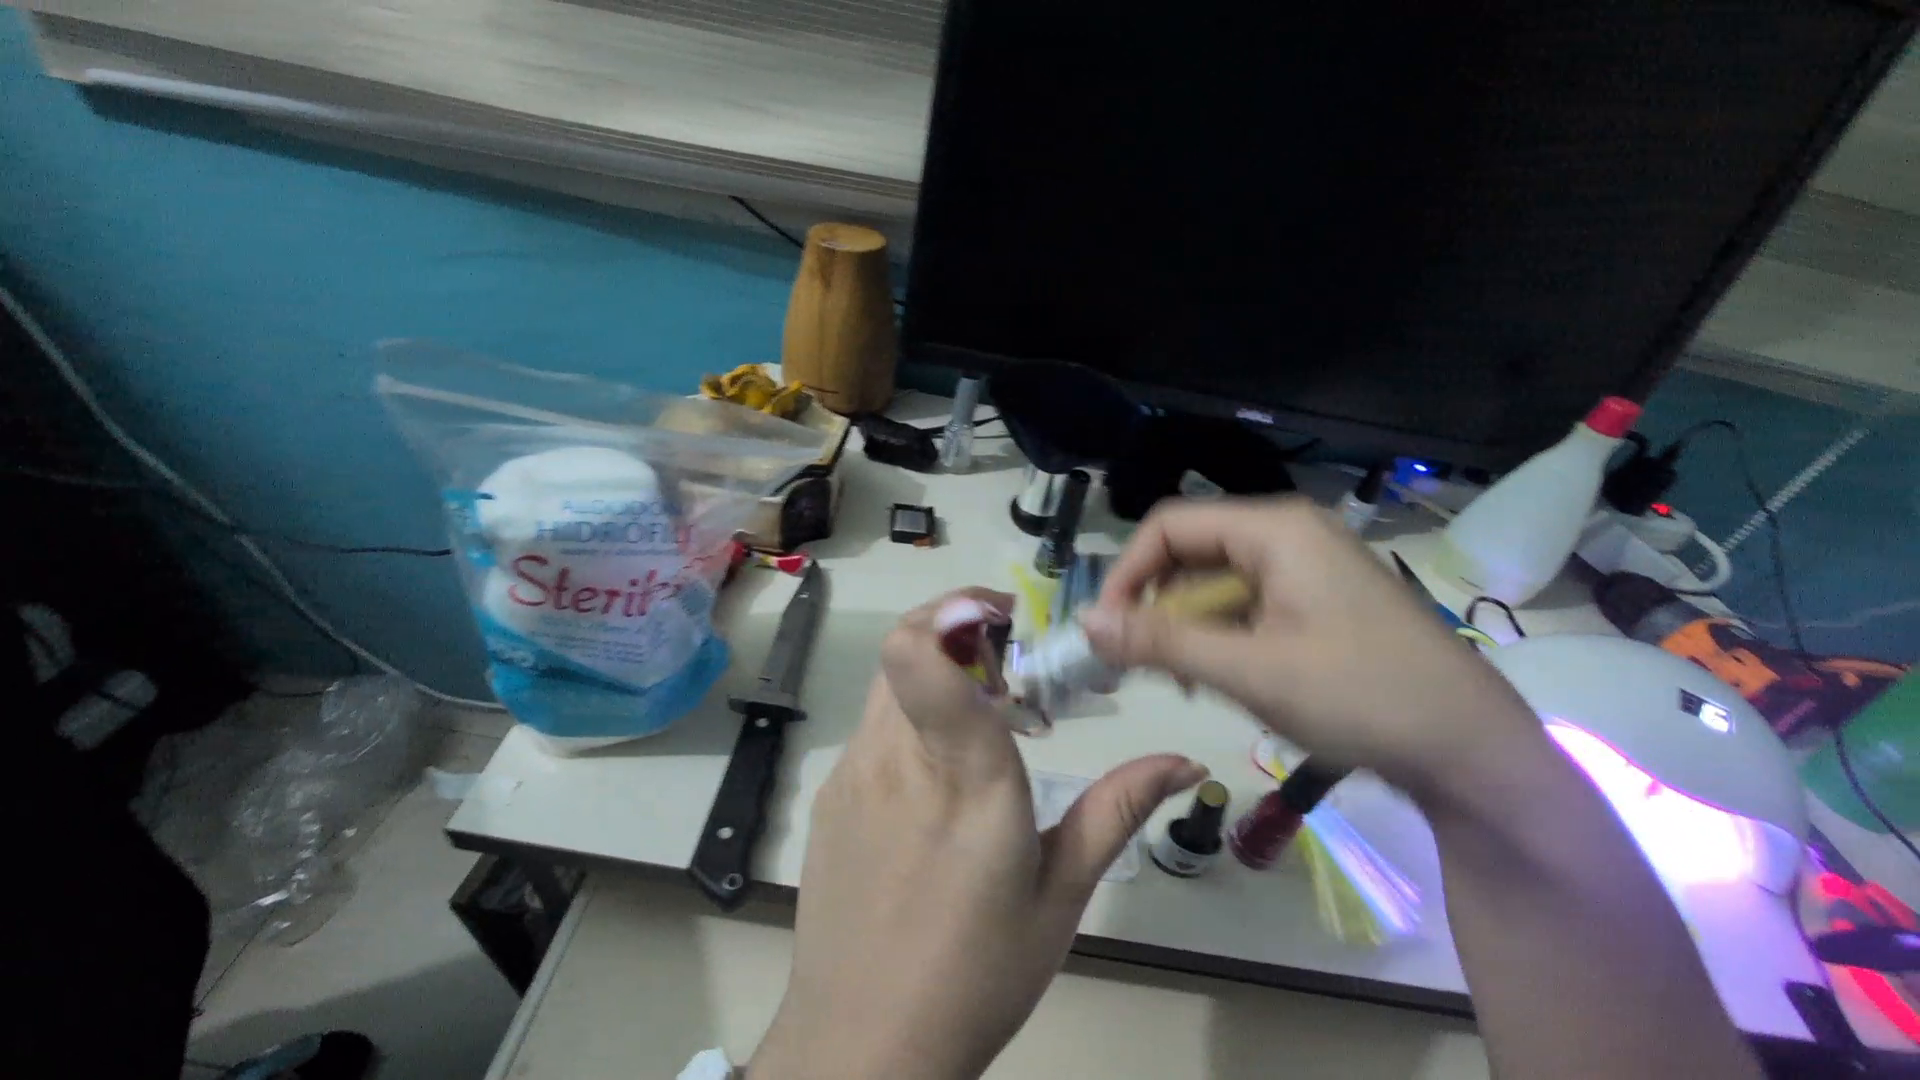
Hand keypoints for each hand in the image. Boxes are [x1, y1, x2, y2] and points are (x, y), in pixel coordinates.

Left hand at [750, 588, 1205, 1079]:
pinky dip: (908, 724)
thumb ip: (1117, 810)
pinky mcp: (828, 799)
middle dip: (961, 636)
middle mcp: (896, 760)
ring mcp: (851, 777)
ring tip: (981, 734)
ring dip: (937, 680)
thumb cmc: (978, 974)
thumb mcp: (1060, 894)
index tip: (1006, 620)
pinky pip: (872, 732)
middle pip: (908, 648)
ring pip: (891, 686)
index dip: (955, 612)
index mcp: (966, 778)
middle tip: (1011, 677)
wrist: (863, 1046)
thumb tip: (1185, 760)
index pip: (923, 656)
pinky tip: (934, 788)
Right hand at [1081, 497, 1541, 800]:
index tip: (1106, 631)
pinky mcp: (1322, 604)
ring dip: (1188, 627)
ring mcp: (1310, 570)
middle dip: (1157, 605)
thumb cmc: (1360, 697)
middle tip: (1140, 664)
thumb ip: (1161, 642)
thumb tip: (1086, 621)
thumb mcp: (1250, 671)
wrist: (1472, 751)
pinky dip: (1223, 638)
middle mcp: (1290, 536)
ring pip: (1218, 583)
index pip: (1168, 526)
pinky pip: (1250, 607)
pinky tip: (1221, 680)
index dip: (1127, 574)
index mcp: (1275, 529)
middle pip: (1192, 552)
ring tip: (1183, 681)